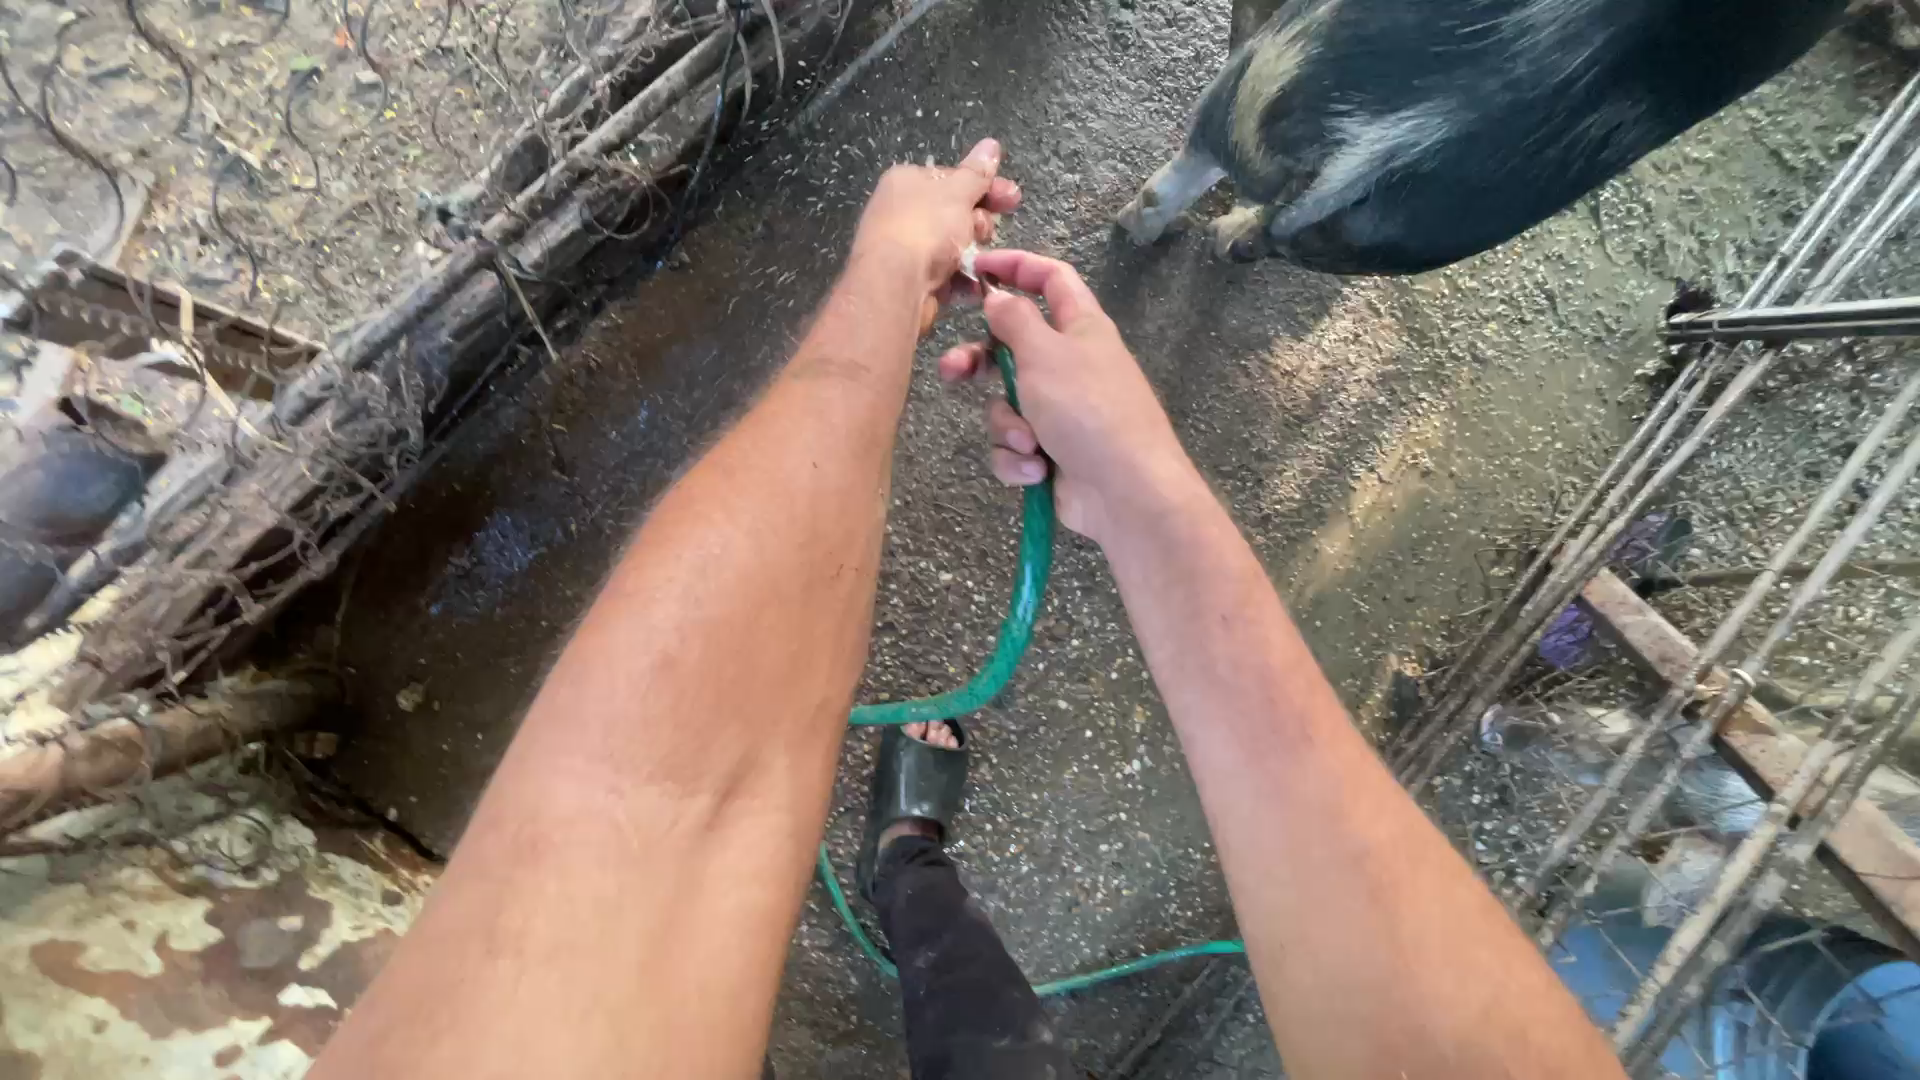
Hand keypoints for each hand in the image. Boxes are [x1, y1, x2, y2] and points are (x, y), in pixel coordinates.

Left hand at [849, 138, 1021, 333]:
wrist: (896, 285)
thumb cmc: (925, 228)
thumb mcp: (957, 192)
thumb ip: (977, 173)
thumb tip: (991, 145)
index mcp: (908, 181)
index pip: (953, 179)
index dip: (984, 188)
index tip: (1011, 198)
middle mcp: (903, 213)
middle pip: (955, 214)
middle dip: (978, 223)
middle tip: (982, 232)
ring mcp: (906, 249)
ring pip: (953, 247)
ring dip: (973, 254)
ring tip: (977, 261)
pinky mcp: (912, 282)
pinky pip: (945, 275)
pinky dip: (961, 279)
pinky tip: (973, 282)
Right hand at [938, 249, 1203, 545]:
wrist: (1123, 491)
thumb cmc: (1087, 409)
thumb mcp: (1045, 354)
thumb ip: (1014, 321)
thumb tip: (997, 297)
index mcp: (1080, 328)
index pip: (1049, 279)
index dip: (1015, 266)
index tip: (976, 269)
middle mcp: (1070, 365)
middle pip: (1012, 348)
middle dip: (980, 364)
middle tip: (952, 372)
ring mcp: (1061, 412)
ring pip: (1007, 405)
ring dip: (1008, 426)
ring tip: (1030, 444)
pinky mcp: (1050, 454)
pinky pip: (1015, 447)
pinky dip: (1020, 460)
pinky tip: (1038, 471)